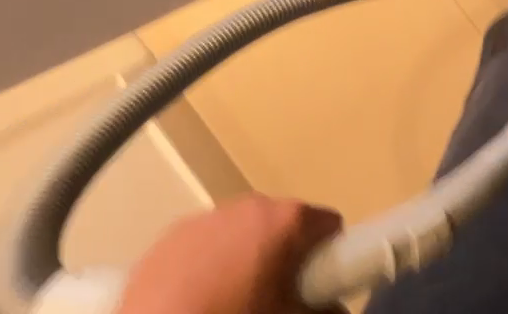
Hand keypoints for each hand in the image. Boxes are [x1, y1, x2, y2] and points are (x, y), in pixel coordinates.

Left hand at [117, 196, 343, 313]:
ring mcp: (206, 219)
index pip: (328, 225)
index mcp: (287, 220)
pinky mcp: (168, 238)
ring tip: (227, 304)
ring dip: (244, 258)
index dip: (328, 257)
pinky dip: (207, 265)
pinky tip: (193, 303)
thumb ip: (326, 313)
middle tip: (271, 299)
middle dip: (283, 257)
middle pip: (283, 224)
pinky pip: (203, 244)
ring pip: (241, 232)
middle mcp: (250, 205)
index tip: (314, 288)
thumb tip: (339, 311)